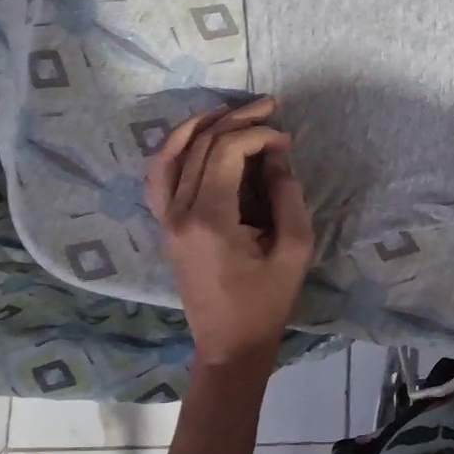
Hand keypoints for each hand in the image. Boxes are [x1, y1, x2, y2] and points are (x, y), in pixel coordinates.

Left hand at [146, 96, 312, 368]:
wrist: (229, 346)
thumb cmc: (266, 300)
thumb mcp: (294, 247)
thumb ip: (287, 195)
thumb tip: (276, 155)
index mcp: (209, 219)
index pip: (226, 152)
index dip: (258, 135)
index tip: (286, 140)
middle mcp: (179, 214)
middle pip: (200, 146)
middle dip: (237, 120)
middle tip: (270, 108)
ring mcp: (166, 220)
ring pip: (171, 155)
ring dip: (199, 126)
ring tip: (227, 109)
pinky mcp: (166, 226)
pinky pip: (159, 177)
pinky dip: (172, 150)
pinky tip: (194, 138)